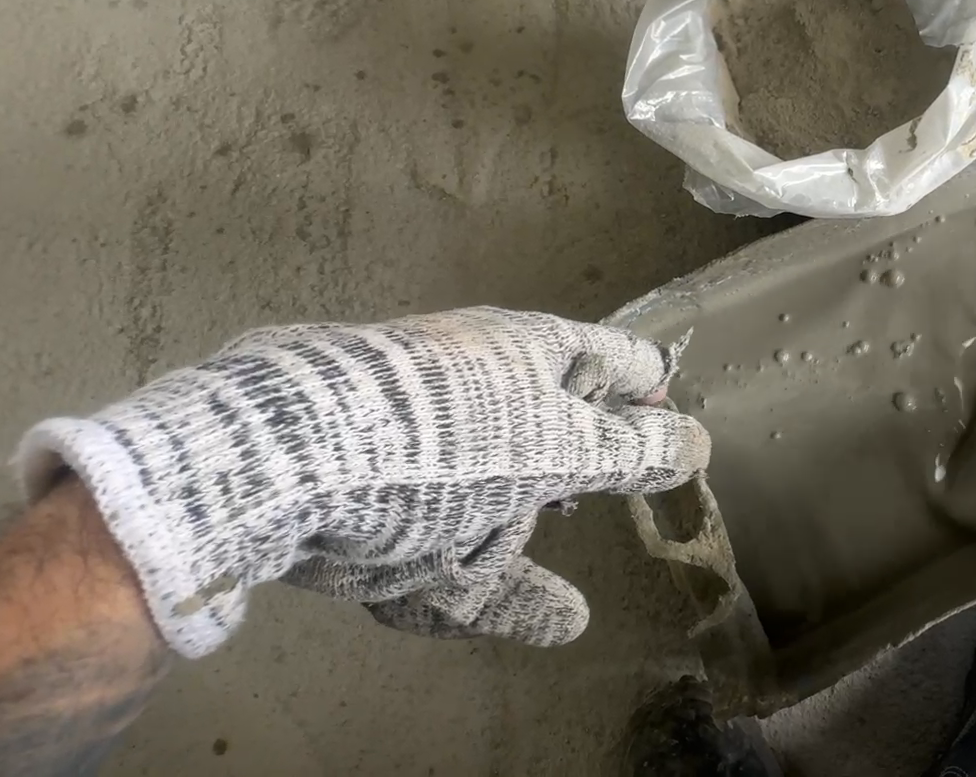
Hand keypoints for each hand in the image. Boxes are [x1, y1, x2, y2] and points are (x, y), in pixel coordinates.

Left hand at [16, 308, 706, 656]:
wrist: (275, 466)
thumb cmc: (445, 435)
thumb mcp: (559, 444)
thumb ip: (632, 450)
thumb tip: (700, 441)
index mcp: (536, 353)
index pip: (624, 360)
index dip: (657, 394)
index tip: (680, 436)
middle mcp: (486, 392)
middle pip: (558, 429)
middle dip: (585, 469)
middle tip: (597, 502)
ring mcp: (429, 449)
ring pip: (502, 497)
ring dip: (526, 536)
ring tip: (560, 593)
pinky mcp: (384, 507)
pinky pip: (454, 550)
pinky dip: (493, 585)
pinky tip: (553, 622)